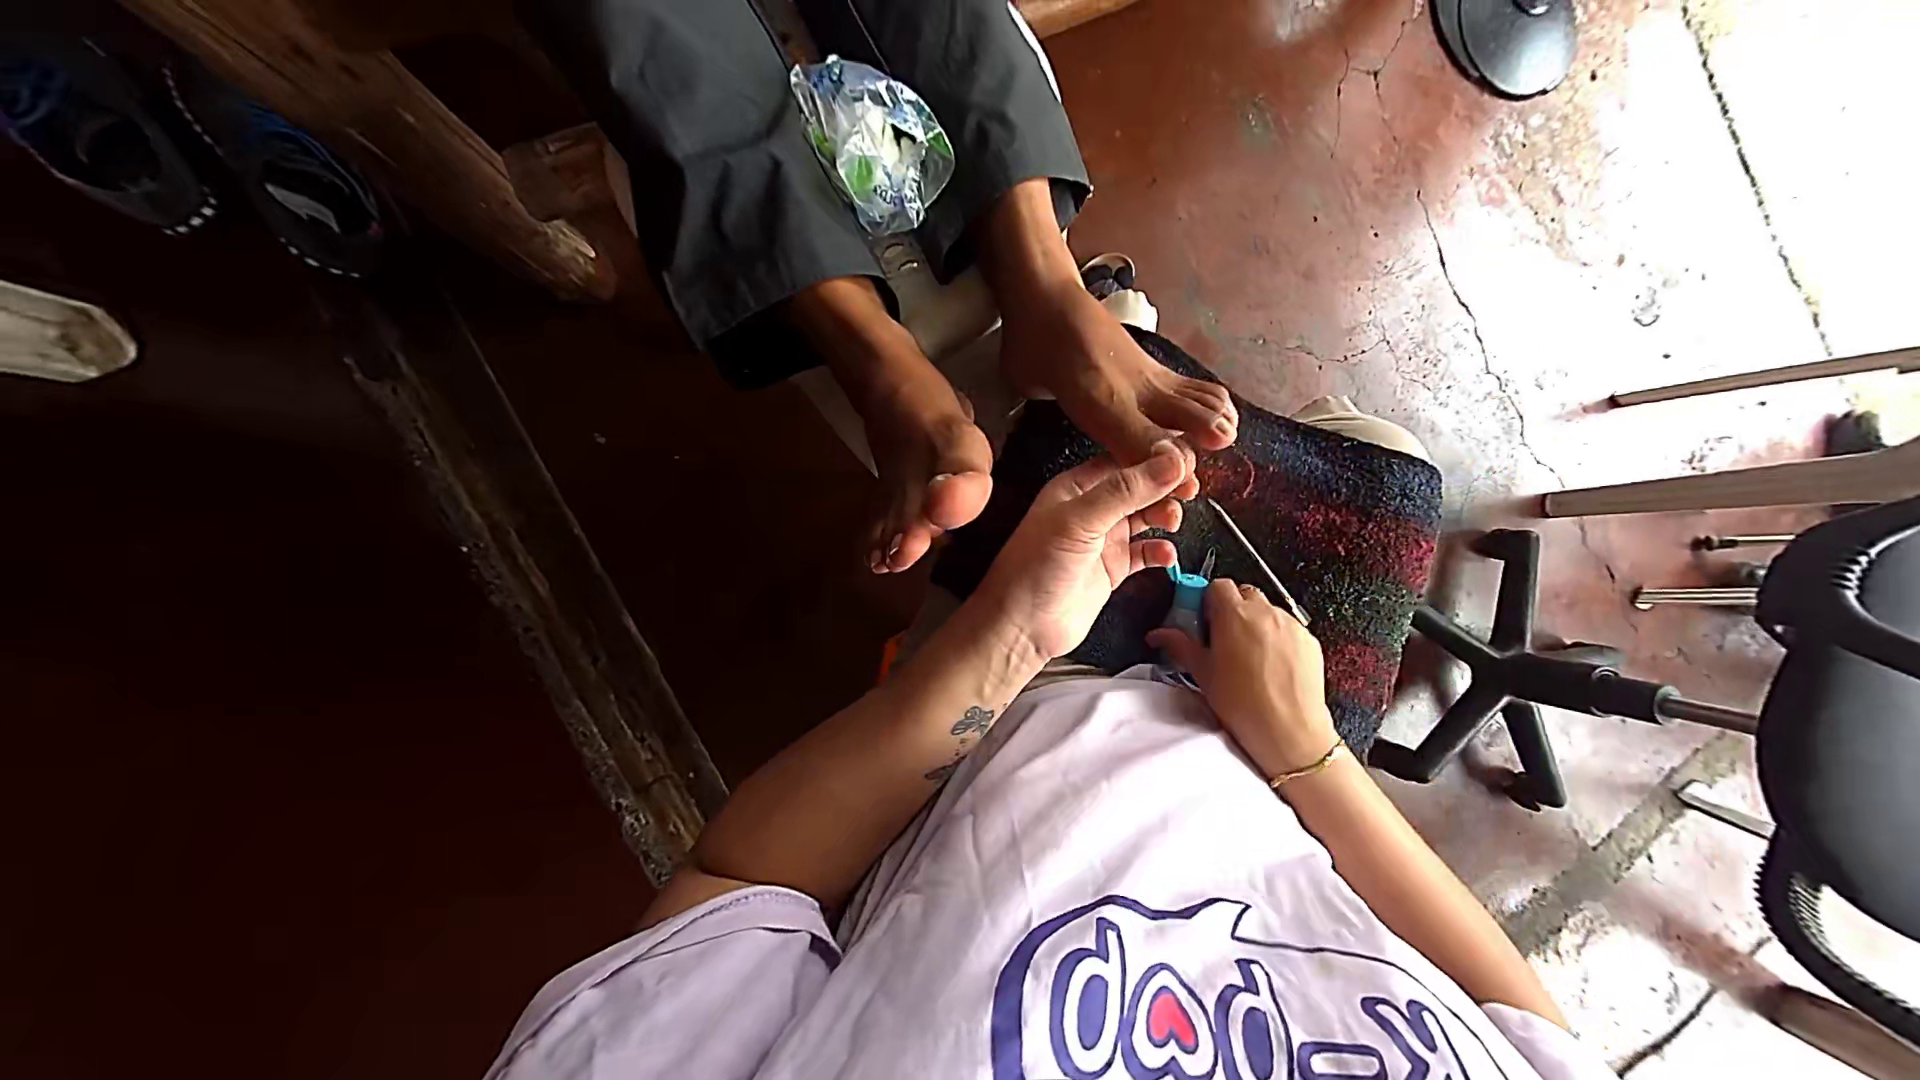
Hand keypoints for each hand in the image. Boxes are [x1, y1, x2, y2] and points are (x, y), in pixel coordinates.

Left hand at [971, 441, 1190, 660]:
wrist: (1023, 626)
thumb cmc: (1035, 568)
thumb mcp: (1079, 521)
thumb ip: (1125, 491)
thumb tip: (1171, 462)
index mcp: (1075, 487)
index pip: (1122, 459)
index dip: (1155, 457)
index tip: (1188, 457)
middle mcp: (1090, 509)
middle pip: (1139, 487)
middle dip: (1165, 486)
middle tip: (1190, 489)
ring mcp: (1102, 539)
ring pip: (1146, 517)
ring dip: (1164, 515)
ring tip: (1172, 521)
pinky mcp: (1112, 568)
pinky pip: (1145, 553)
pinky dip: (1159, 551)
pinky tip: (1164, 556)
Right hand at [1147, 579, 1338, 777]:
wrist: (1289, 732)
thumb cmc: (1245, 704)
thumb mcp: (1202, 672)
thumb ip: (1179, 644)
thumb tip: (1159, 635)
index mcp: (1234, 615)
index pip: (1217, 585)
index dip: (1206, 599)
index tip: (1200, 618)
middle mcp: (1265, 613)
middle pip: (1243, 593)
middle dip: (1230, 608)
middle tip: (1219, 635)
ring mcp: (1291, 626)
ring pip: (1267, 610)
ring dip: (1254, 622)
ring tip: (1245, 655)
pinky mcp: (1309, 641)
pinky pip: (1287, 627)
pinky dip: (1276, 637)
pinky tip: (1267, 664)